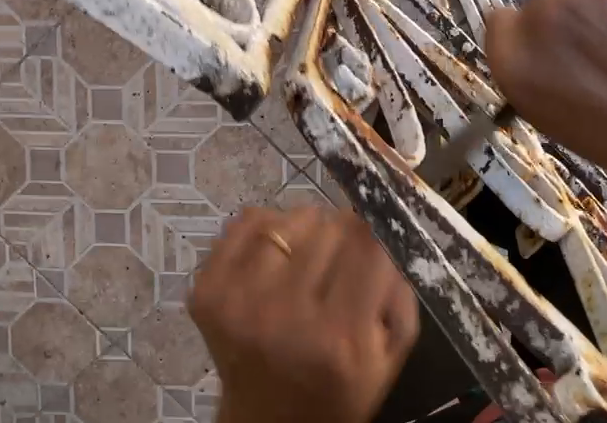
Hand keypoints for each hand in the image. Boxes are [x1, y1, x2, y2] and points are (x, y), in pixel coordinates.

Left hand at [190, 206, 418, 422]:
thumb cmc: (336, 388)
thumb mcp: (388, 358)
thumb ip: (398, 292)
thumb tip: (386, 227)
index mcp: (339, 338)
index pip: (369, 244)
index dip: (375, 237)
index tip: (373, 245)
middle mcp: (285, 315)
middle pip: (332, 227)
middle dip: (344, 237)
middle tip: (340, 261)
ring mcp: (238, 300)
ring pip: (292, 219)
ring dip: (307, 230)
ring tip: (307, 259)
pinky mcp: (208, 289)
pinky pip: (249, 221)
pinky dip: (268, 227)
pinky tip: (276, 257)